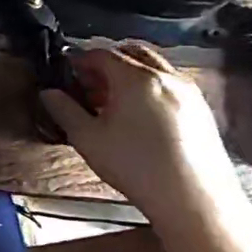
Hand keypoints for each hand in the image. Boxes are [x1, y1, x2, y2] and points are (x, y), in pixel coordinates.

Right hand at [40, 42, 249, 224]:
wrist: (193, 198)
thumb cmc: (137, 166)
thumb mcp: (87, 138)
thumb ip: (64, 110)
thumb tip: (49, 94)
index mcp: (136, 79)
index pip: (102, 54)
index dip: (79, 60)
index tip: (67, 71)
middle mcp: (167, 78)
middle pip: (132, 52)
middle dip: (106, 62)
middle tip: (88, 83)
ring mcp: (189, 93)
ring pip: (153, 67)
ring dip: (128, 74)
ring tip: (110, 101)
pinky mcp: (201, 110)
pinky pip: (169, 84)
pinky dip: (149, 87)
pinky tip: (136, 116)